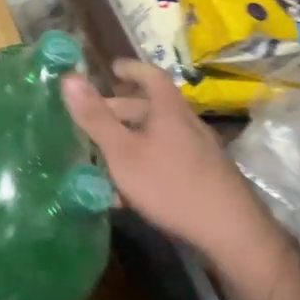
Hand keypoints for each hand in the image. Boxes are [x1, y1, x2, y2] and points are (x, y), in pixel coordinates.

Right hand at [62, 60, 264, 250]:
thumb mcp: (123, 152)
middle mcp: (188, 124)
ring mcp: (200, 151)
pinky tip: (131, 188)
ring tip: (106, 155)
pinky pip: (168, 157)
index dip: (131, 69)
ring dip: (132, 139)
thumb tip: (68, 76)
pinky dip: (146, 161)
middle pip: (152, 108)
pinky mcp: (205, 176)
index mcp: (169, 110)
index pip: (151, 76)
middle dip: (122, 110)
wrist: (231, 231)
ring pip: (159, 135)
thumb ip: (95, 117)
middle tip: (94, 119)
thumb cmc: (170, 184)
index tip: (112, 69)